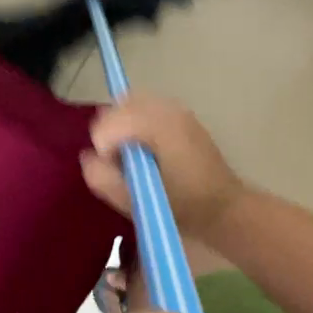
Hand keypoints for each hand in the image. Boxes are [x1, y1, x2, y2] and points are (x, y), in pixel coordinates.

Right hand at [81, 95, 246, 238]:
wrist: (224, 208)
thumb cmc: (183, 209)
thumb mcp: (139, 203)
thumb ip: (106, 179)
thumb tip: (89, 157)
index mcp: (159, 128)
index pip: (109, 123)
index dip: (103, 148)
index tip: (114, 171)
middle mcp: (168, 110)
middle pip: (119, 106)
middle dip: (110, 132)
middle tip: (118, 162)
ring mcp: (177, 109)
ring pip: (132, 104)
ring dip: (122, 126)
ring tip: (131, 157)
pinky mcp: (181, 115)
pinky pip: (146, 109)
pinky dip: (136, 124)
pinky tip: (144, 150)